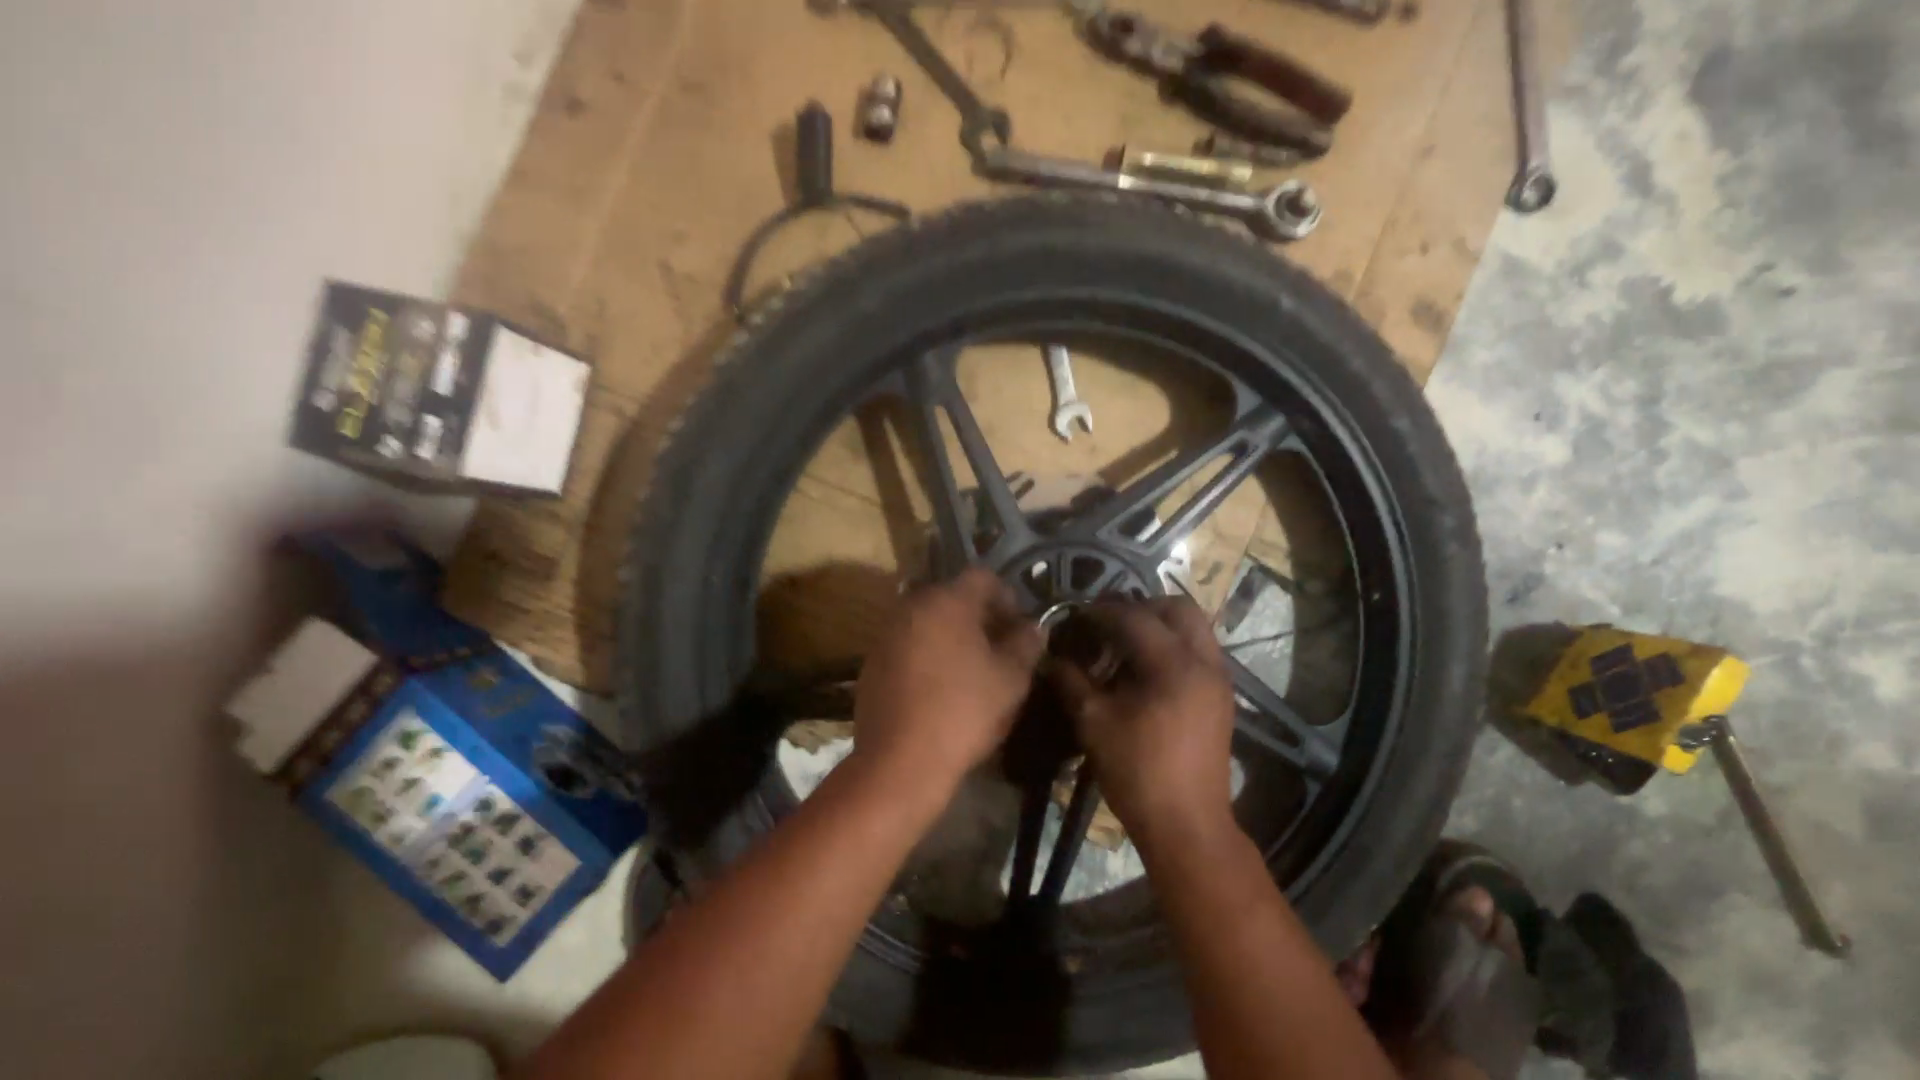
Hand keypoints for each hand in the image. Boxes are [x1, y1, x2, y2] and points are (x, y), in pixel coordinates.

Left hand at [852, 568, 1044, 790]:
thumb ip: (1025, 645)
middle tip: (999, 649)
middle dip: (978, 618)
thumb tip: (1033, 627)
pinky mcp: (871, 665)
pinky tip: (939, 690)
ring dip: (951, 637)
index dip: (1007, 597)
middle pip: (952, 598)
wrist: (901, 761)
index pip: (983, 577)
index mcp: (948, 601)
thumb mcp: (1011, 679)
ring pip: (927, 623)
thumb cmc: (965, 711)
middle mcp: (912, 607)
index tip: (1019, 629)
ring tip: (971, 672)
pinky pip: (907, 648)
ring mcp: (886, 636)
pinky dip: (926, 657)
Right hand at [1050, 598, 1237, 848]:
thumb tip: (1051, 658)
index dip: (1100, 611)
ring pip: (1194, 629)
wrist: (1187, 824)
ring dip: (1160, 626)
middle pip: (1178, 608)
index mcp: (1174, 663)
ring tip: (1124, 645)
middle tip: (1107, 622)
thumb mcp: (1094, 723)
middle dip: (1140, 607)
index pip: (1134, 617)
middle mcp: (1204, 661)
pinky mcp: (1222, 699)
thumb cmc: (1138, 772)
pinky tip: (1144, 671)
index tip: (1075, 615)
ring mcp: (1219, 680)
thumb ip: (1071, 682)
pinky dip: (1173, 647)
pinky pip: (1199, 652)